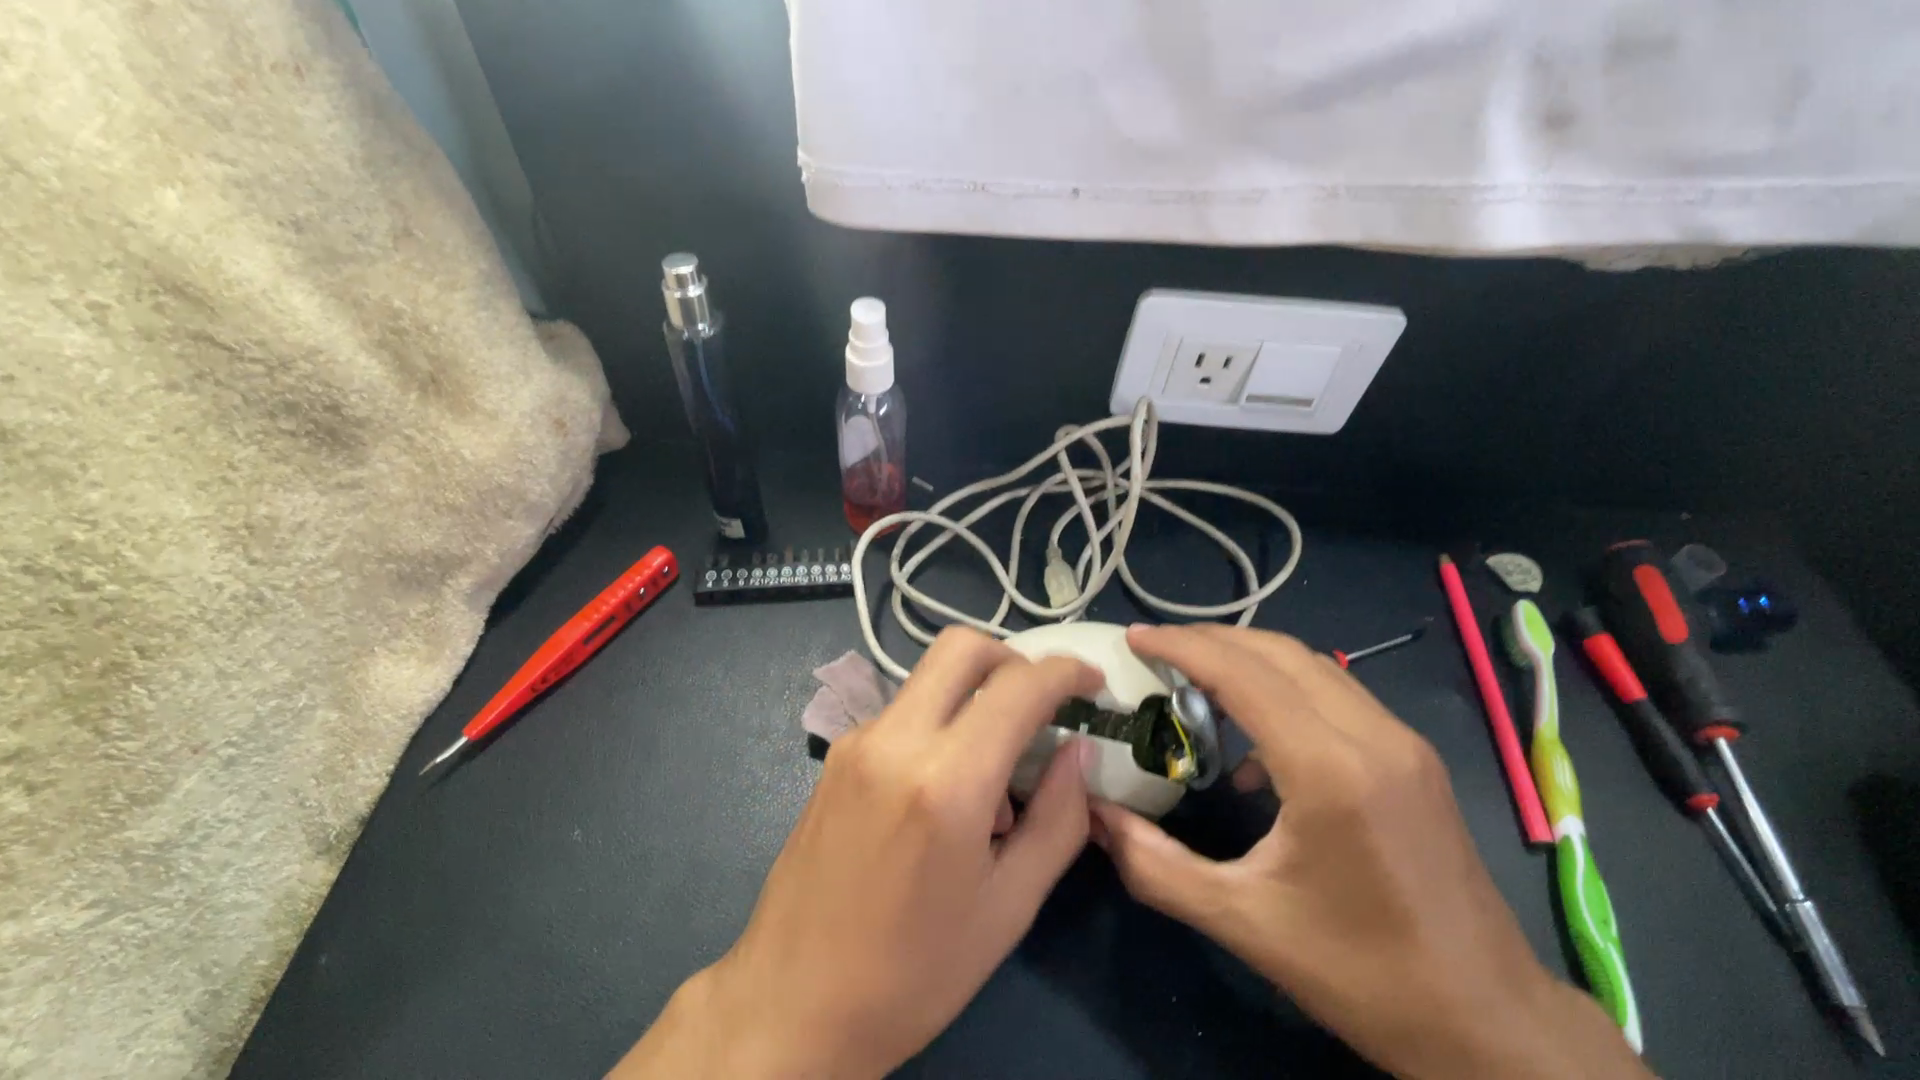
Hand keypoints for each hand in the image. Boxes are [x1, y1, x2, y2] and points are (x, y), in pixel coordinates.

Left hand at [613, 628, 1100, 1078]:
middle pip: (960, 648)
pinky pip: (902, 712)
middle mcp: (894, 740)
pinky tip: (949, 791)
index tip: (1093, 684)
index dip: (1066, 672)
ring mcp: (855, 744)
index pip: (1018, 686)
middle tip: (1043, 705)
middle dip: (1014, 659)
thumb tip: (1076, 753)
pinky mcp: (835, 759)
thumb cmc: (914, 971)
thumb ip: (1057, 819)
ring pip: (928, 677)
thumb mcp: (1008, 906)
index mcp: (945, 781)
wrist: (794, 1003)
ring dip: (975, 694)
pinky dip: (940, 722)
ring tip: (997, 771)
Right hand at [1092, 624, 1649, 1079]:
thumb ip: (1156, 866)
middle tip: (1155, 650)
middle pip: (1281, 653)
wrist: (1488, 1020)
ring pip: (1315, 668)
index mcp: (1330, 770)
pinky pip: (1340, 698)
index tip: (1133, 637)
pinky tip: (1255, 747)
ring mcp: (1403, 745)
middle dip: (1213, 640)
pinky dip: (1287, 692)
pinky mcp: (1416, 761)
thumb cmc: (1362, 974)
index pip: (1245, 675)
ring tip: (1194, 679)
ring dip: (1252, 660)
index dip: (1183, 647)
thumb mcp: (1243, 922)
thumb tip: (1094, 817)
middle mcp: (1374, 737)